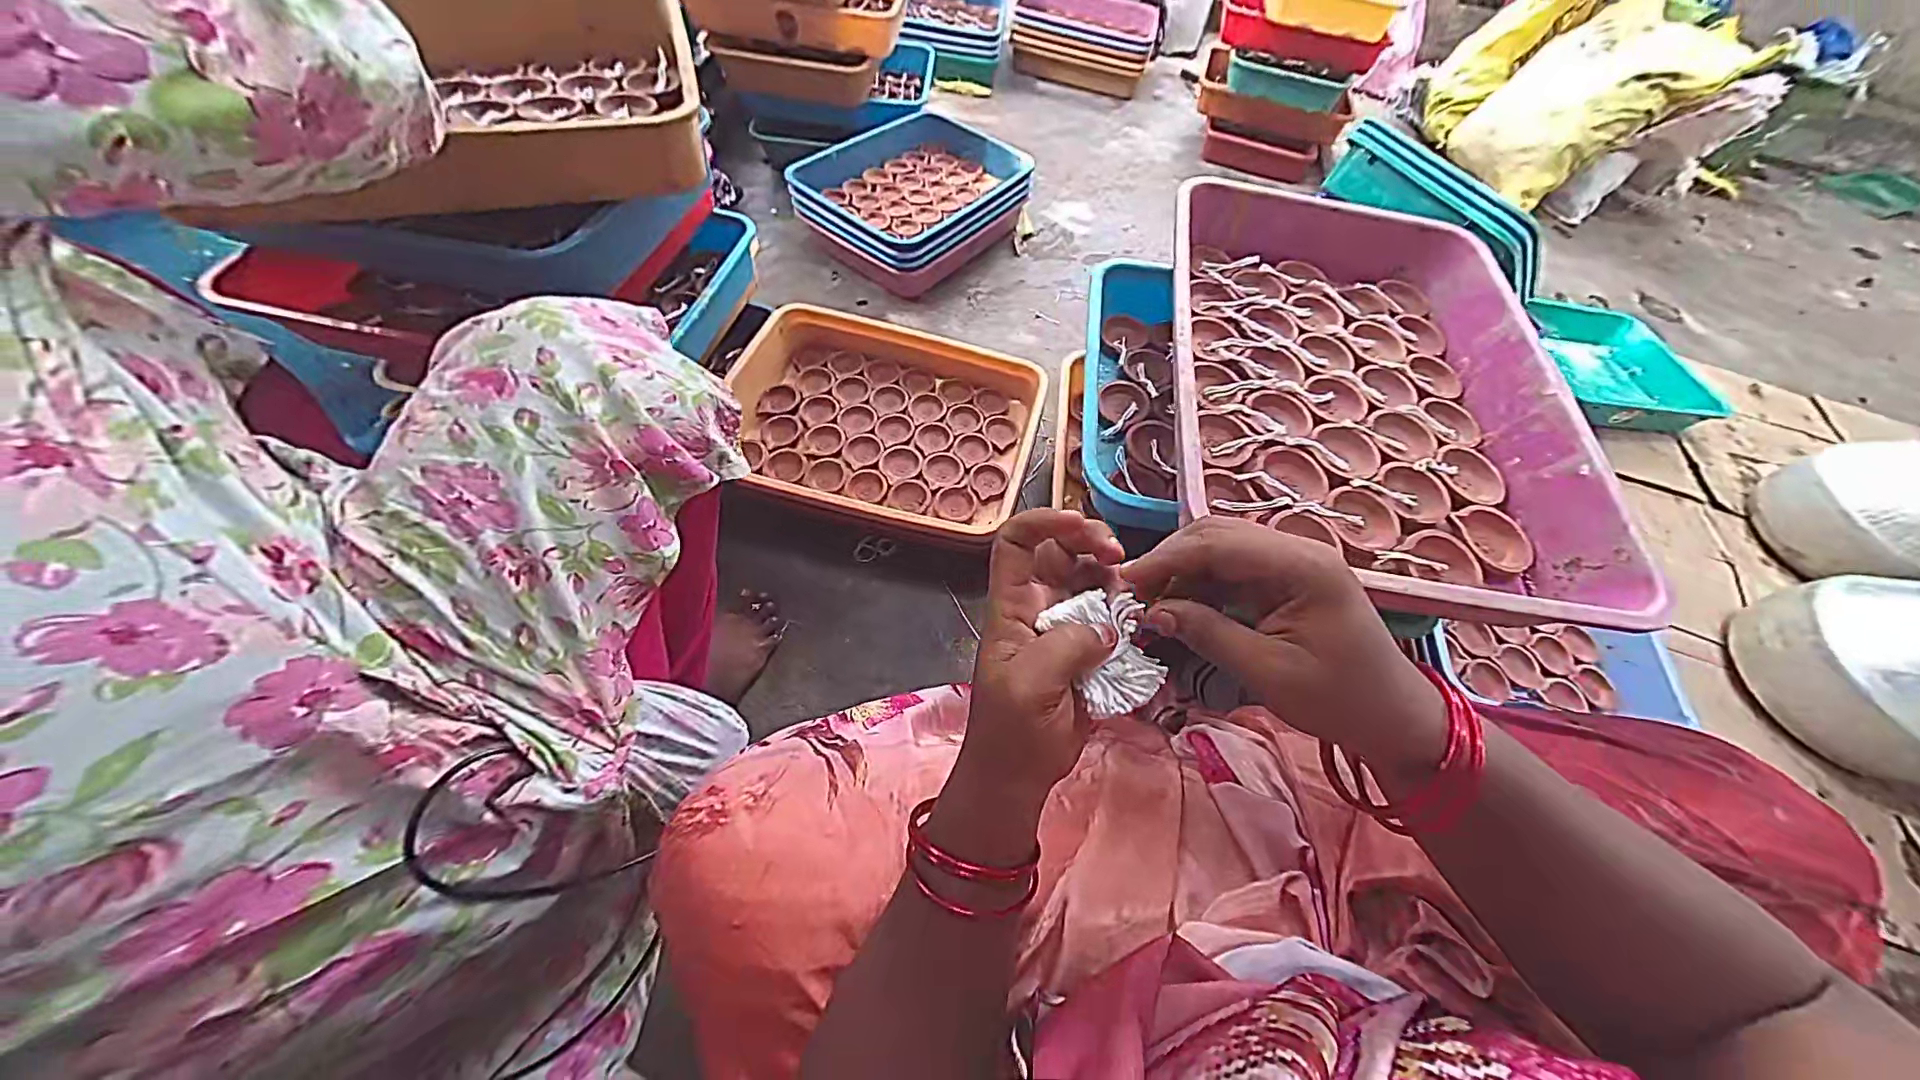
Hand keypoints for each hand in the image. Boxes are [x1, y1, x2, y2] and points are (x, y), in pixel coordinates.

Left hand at [932, 511, 1124, 860]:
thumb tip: (1107, 627)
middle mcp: (1038, 607)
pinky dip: (1124, 609)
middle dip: (1089, 541)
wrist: (1020, 773)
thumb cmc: (1012, 730)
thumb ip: (1067, 646)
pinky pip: (1108, 615)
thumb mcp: (1031, 684)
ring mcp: (1063, 626)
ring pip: (1089, 579)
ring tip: (1130, 591)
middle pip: (1060, 552)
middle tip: (1117, 555)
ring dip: (1112, 575)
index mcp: (1012, 606)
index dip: (1043, 522)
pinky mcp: (1087, 649)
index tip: (1079, 524)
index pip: (1015, 543)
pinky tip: (1136, 617)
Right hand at [1121, 517, 1445, 776]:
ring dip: (1181, 571)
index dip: (1166, 558)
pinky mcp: (1284, 579)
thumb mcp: (1267, 671)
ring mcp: (1291, 562)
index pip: (1218, 544)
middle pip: (1216, 534)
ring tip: (1151, 604)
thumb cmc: (1339, 699)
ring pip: (1219, 548)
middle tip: (1132, 593)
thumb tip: (1153, 613)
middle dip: (1169, 560)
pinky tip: (1180, 606)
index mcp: (1303, 566)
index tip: (1126, 581)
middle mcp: (1297, 551)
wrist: (1395, 718)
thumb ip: (1207, 634)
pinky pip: (1231, 569)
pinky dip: (1199, 584)